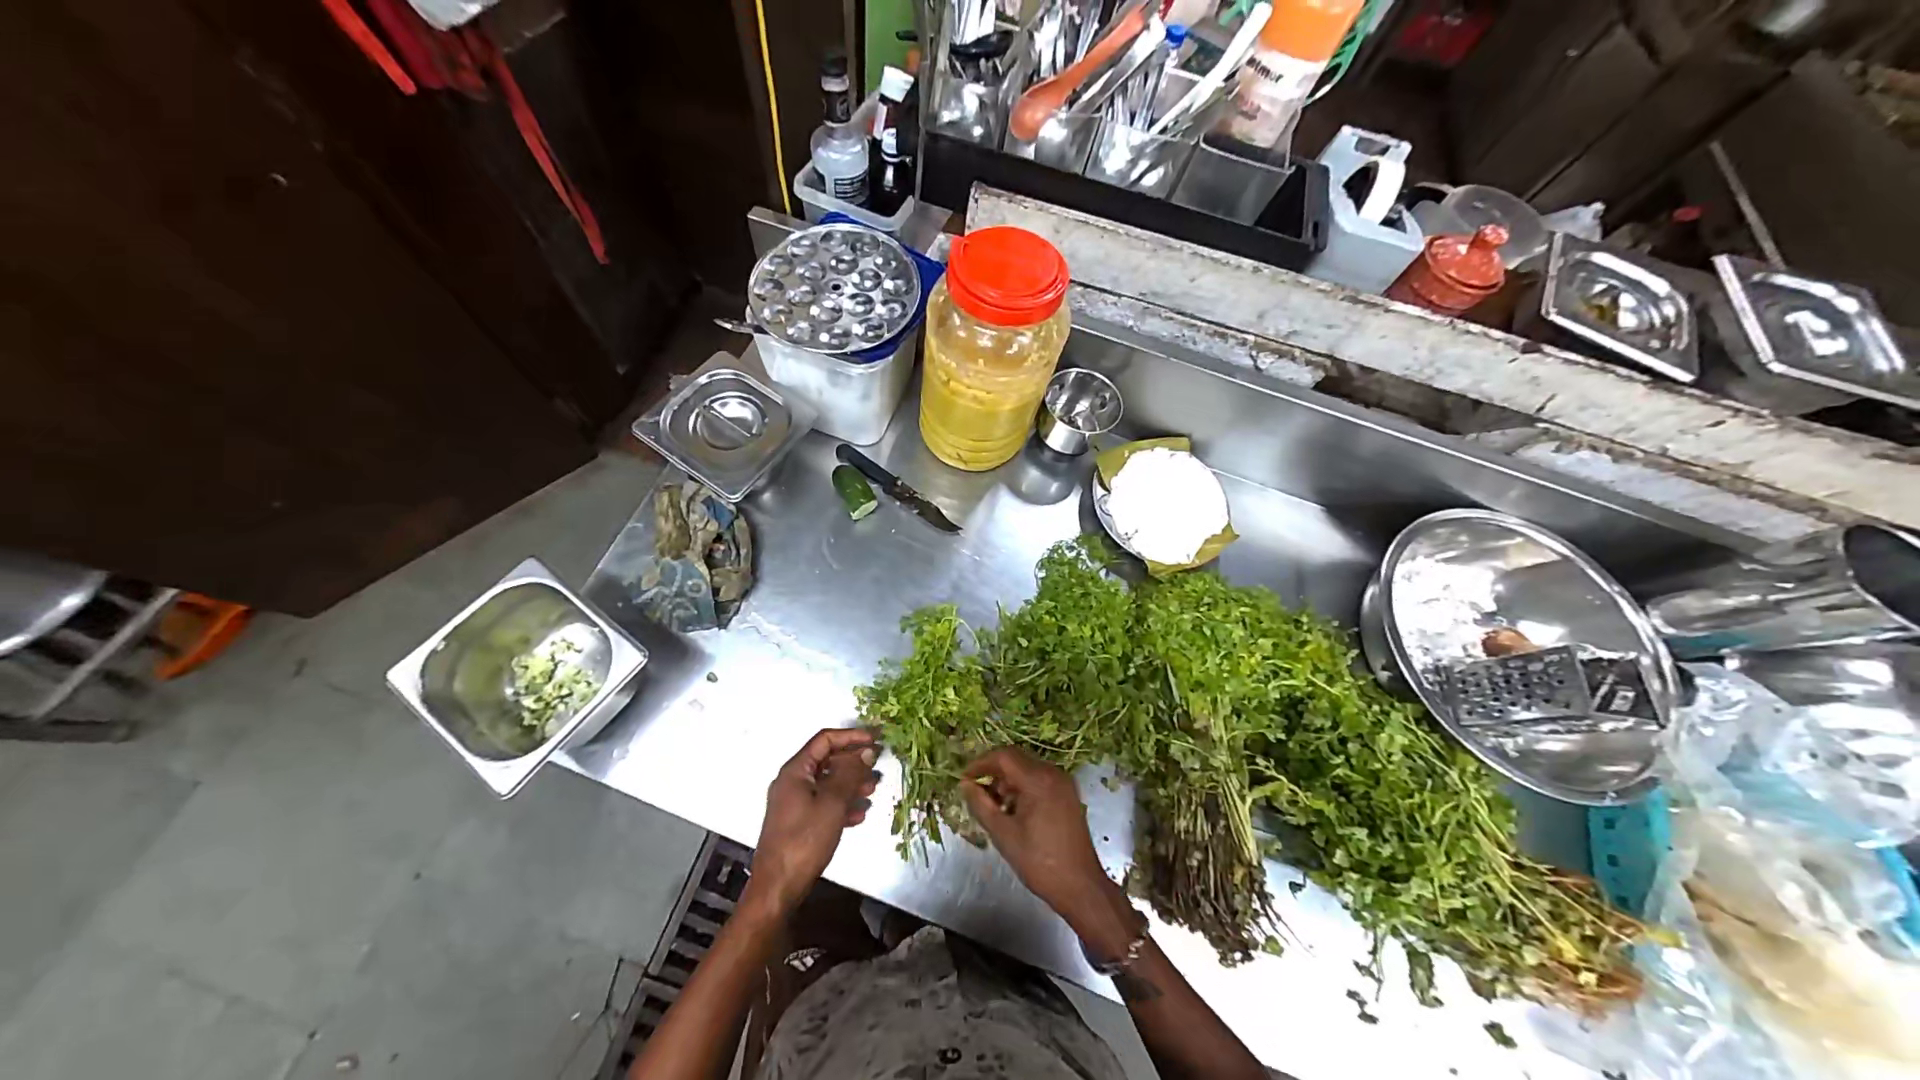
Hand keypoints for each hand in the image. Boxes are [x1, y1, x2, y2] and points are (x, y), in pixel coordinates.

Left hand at [744, 728, 879, 918]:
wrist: (778, 886)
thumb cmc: (804, 839)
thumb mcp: (832, 803)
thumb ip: (850, 774)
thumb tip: (866, 751)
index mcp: (795, 770)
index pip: (825, 740)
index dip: (851, 737)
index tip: (875, 740)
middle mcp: (792, 782)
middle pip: (827, 761)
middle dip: (853, 762)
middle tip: (877, 768)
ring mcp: (794, 803)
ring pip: (827, 783)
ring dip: (850, 784)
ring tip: (872, 791)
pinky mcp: (798, 822)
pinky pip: (824, 803)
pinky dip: (841, 804)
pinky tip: (858, 815)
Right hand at [962, 748, 1133, 950]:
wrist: (1080, 886)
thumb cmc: (1039, 862)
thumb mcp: (1003, 834)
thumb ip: (981, 805)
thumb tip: (966, 785)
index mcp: (1038, 780)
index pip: (1003, 756)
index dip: (980, 764)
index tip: (964, 779)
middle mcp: (1054, 774)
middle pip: (1016, 760)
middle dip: (993, 773)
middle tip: (976, 794)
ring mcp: (1064, 783)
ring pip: (1027, 770)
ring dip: (1007, 782)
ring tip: (994, 807)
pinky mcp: (1068, 795)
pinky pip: (1040, 780)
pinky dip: (1023, 788)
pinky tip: (1014, 811)